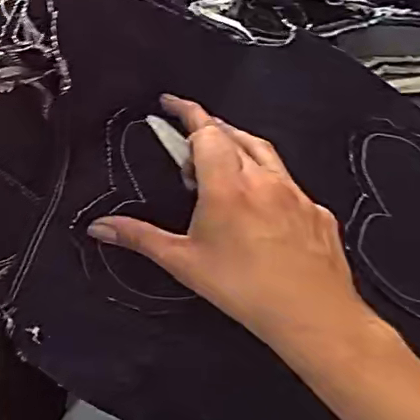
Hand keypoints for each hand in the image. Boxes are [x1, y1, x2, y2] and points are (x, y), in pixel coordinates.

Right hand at [88, 95, 391, 366]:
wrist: (313, 316)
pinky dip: (268, 177)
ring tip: (221, 159)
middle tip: (188, 142)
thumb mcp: (183, 262)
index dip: (186, 111)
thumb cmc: (251, 291)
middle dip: (208, 129)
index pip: (206, 130)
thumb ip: (138, 237)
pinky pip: (289, 180)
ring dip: (239, 145)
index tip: (172, 104)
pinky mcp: (315, 210)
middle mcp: (264, 182)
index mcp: (227, 187)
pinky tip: (259, 199)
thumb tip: (104, 228)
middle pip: (234, 134)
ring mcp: (294, 193)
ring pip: (264, 152)